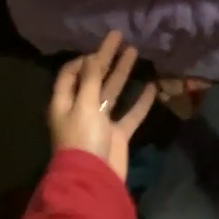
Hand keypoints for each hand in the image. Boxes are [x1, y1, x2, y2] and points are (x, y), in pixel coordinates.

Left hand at [49, 31, 155, 180]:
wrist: (93, 181)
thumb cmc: (82, 139)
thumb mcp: (84, 104)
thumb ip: (90, 80)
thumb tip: (91, 56)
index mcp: (65, 102)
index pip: (71, 73)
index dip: (83, 59)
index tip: (99, 49)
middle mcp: (81, 109)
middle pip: (94, 78)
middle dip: (105, 58)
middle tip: (120, 37)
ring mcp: (100, 123)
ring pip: (112, 92)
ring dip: (122, 72)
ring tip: (135, 51)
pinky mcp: (117, 136)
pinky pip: (130, 114)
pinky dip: (140, 101)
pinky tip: (152, 86)